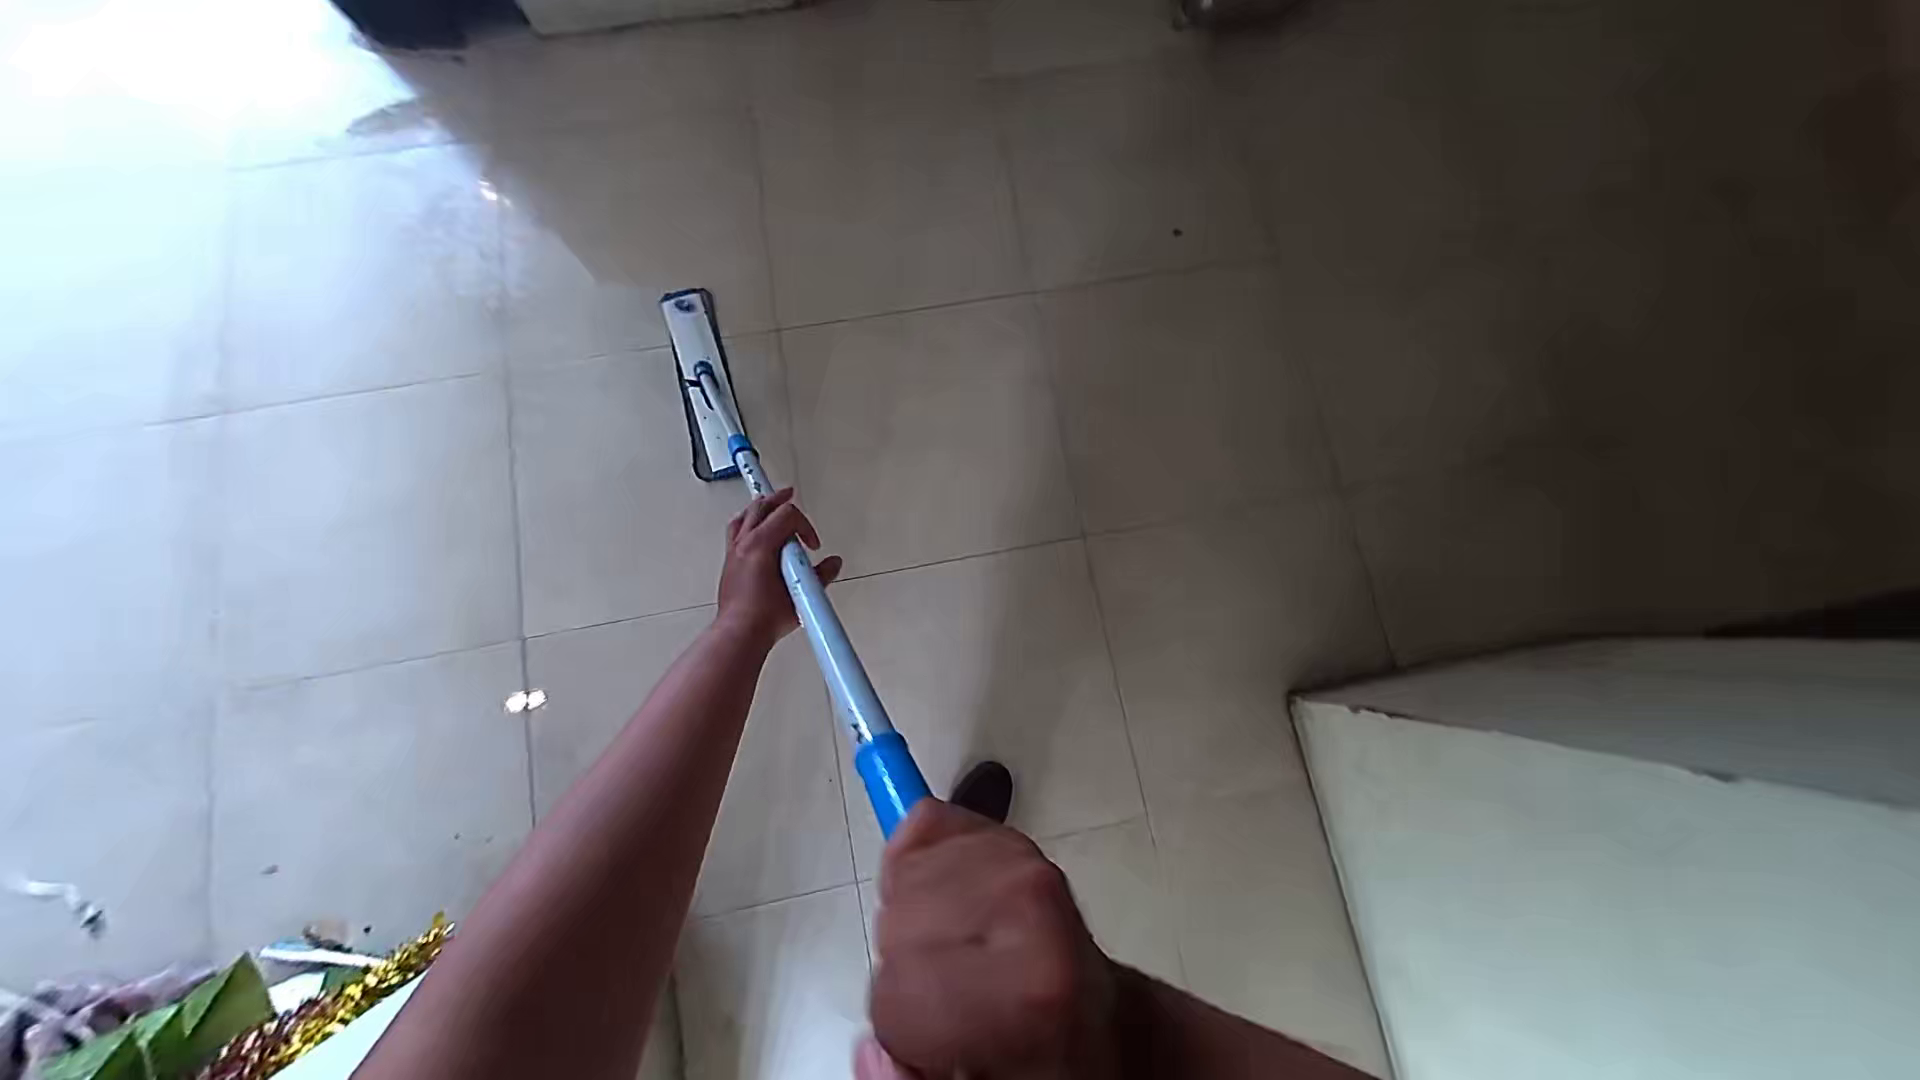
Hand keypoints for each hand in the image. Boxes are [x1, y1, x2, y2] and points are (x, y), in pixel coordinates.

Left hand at [716, 488, 841, 646]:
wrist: (741, 632)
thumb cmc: (765, 616)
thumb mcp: (802, 592)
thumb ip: (821, 574)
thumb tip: (833, 564)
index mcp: (761, 545)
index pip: (787, 515)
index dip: (805, 526)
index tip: (812, 544)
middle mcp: (744, 544)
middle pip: (762, 506)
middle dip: (780, 500)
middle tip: (789, 494)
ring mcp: (734, 552)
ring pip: (746, 516)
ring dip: (761, 508)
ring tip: (771, 504)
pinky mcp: (730, 563)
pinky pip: (736, 531)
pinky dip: (747, 523)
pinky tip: (752, 527)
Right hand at [864, 800, 1119, 1078]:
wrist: (1097, 1008)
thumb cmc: (1046, 1051)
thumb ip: (916, 1075)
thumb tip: (874, 1052)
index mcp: (1033, 984)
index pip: (899, 992)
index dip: (904, 1028)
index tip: (939, 1039)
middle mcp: (1029, 898)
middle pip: (898, 925)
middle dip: (908, 968)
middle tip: (953, 992)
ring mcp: (1019, 850)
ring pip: (904, 876)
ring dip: (916, 915)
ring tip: (960, 946)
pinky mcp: (1005, 822)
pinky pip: (923, 823)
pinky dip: (920, 858)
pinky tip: (949, 893)